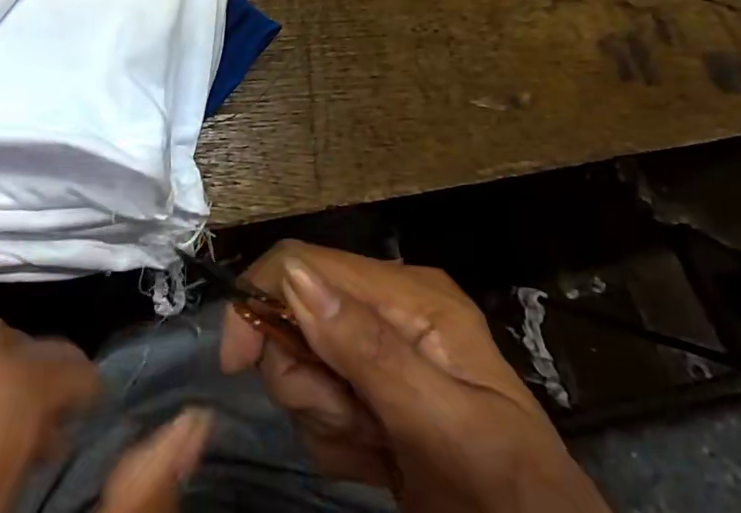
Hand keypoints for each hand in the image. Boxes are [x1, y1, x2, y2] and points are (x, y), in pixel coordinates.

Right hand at [220, 241, 610, 512]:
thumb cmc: (502, 478)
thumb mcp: (440, 418)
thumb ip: (367, 347)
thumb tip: (294, 276)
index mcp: (409, 293)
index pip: (306, 263)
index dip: (260, 300)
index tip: (238, 363)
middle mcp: (388, 308)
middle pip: (294, 318)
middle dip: (307, 380)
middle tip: (352, 421)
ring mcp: (378, 350)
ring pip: (299, 366)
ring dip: (325, 418)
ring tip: (378, 446)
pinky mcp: (369, 388)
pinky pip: (315, 403)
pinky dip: (334, 439)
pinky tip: (379, 458)